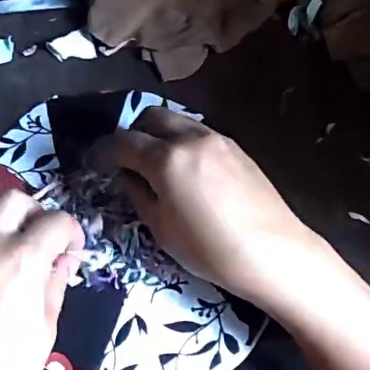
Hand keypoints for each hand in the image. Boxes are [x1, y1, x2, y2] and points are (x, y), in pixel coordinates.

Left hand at [0, 191, 83, 369]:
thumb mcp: (44, 334)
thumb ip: (54, 287)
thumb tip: (61, 261)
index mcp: (20, 261)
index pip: (56, 220)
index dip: (72, 232)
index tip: (72, 250)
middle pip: (13, 198)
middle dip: (35, 212)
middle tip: (41, 241)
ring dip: (0, 220)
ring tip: (8, 250)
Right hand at [92, 108, 331, 314]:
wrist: (272, 252)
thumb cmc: (209, 249)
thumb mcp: (161, 228)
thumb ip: (138, 194)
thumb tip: (126, 175)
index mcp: (166, 159)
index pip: (123, 142)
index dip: (104, 151)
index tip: (96, 163)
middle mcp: (191, 138)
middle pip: (151, 117)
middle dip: (133, 134)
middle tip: (127, 161)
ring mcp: (217, 139)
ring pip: (177, 121)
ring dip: (159, 135)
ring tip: (157, 165)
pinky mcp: (236, 148)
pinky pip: (199, 133)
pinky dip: (183, 142)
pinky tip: (186, 170)